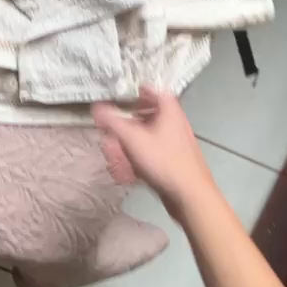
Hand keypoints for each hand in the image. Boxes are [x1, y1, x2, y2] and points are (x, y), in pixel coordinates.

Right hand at [92, 87, 218, 217]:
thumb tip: (96, 107)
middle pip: (153, 115)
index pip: (158, 92)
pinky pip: (155, 152)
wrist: (189, 194)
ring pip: (152, 135)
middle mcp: (176, 125)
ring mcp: (177, 144)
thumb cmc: (163, 162)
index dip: (143, 91)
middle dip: (132, 119)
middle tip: (118, 123)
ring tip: (118, 147)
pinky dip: (141, 155)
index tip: (129, 94)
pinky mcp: (176, 162)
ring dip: (134, 139)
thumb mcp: (133, 139)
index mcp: (170, 113)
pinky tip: (129, 167)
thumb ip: (113, 122)